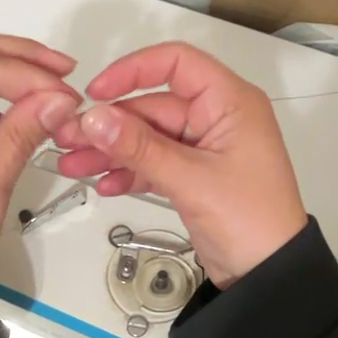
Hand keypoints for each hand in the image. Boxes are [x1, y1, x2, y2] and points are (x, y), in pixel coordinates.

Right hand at [52, 42, 306, 287]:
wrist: (268, 273)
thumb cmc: (250, 220)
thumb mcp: (191, 180)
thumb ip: (140, 148)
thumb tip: (95, 118)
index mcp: (229, 103)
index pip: (176, 64)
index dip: (133, 71)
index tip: (97, 92)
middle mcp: (217, 119)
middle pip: (153, 106)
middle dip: (110, 124)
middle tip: (69, 139)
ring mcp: (204, 150)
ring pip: (149, 139)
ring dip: (112, 151)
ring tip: (74, 165)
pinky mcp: (194, 178)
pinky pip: (155, 165)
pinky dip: (130, 173)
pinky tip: (105, 185)